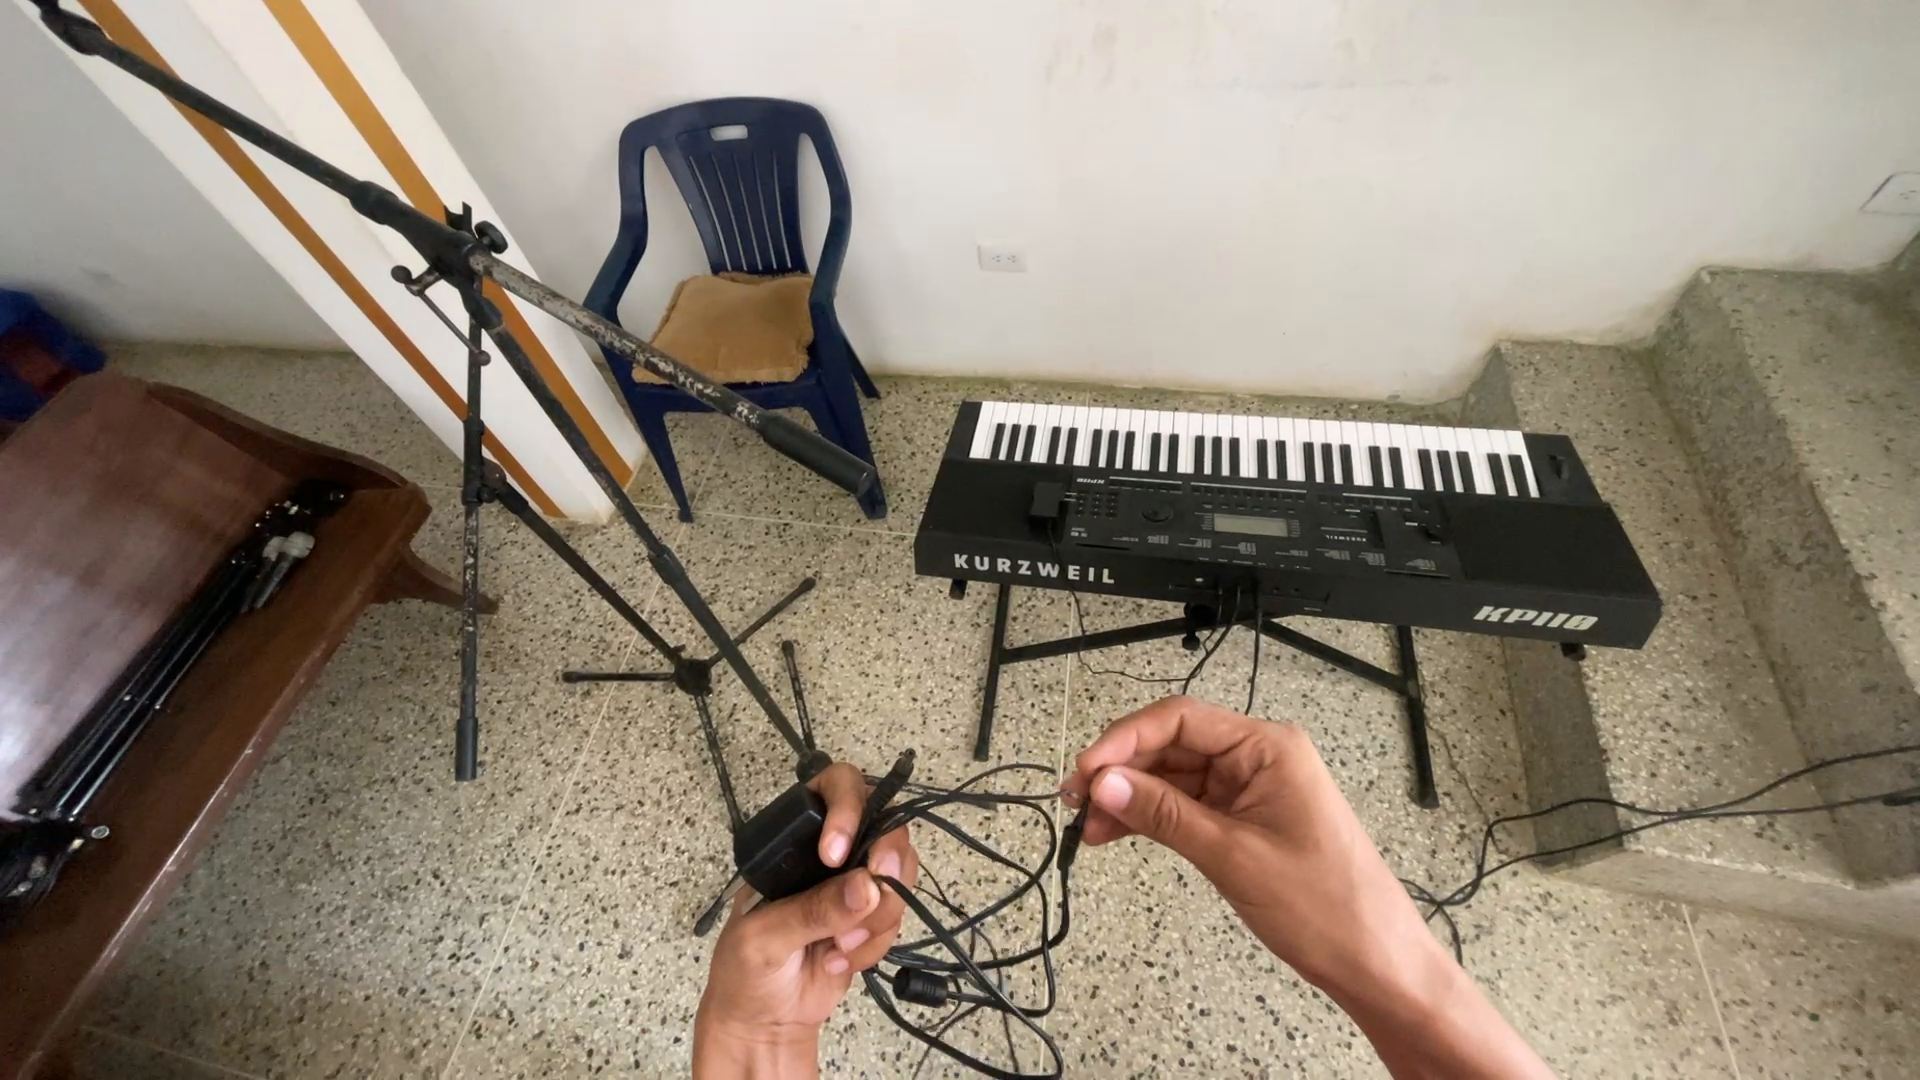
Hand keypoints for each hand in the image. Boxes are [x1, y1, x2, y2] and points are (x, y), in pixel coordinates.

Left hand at [694, 763, 919, 1077]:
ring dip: (878, 913)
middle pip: (886, 822)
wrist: (762, 1022)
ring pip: (899, 870)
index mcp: (798, 831)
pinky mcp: (874, 913)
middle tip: (873, 896)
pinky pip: (897, 912)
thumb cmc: (744, 969)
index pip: (837, 787)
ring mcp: (858, 878)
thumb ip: (813, 910)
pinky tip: (840, 958)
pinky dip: (875, 941)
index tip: (836, 854)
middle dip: (885, 862)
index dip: (848, 807)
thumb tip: (866, 886)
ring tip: (838, 947)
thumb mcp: (763, 937)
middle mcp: (835, 844)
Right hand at [1061, 696, 1421, 993]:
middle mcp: (1255, 756)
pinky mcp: (1240, 817)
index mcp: (1266, 747)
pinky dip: (1148, 818)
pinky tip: (1113, 832)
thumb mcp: (1234, 857)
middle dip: (1121, 770)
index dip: (1126, 738)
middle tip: (1076, 798)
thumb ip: (1164, 814)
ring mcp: (1246, 787)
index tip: (1087, 768)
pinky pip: (1182, 805)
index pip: (1181, 719)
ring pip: (1170, 777)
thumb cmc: (1325, 908)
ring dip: (1128, 797)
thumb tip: (1103, 784)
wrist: (1379, 969)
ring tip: (1087, 824)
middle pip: (1171, 745)